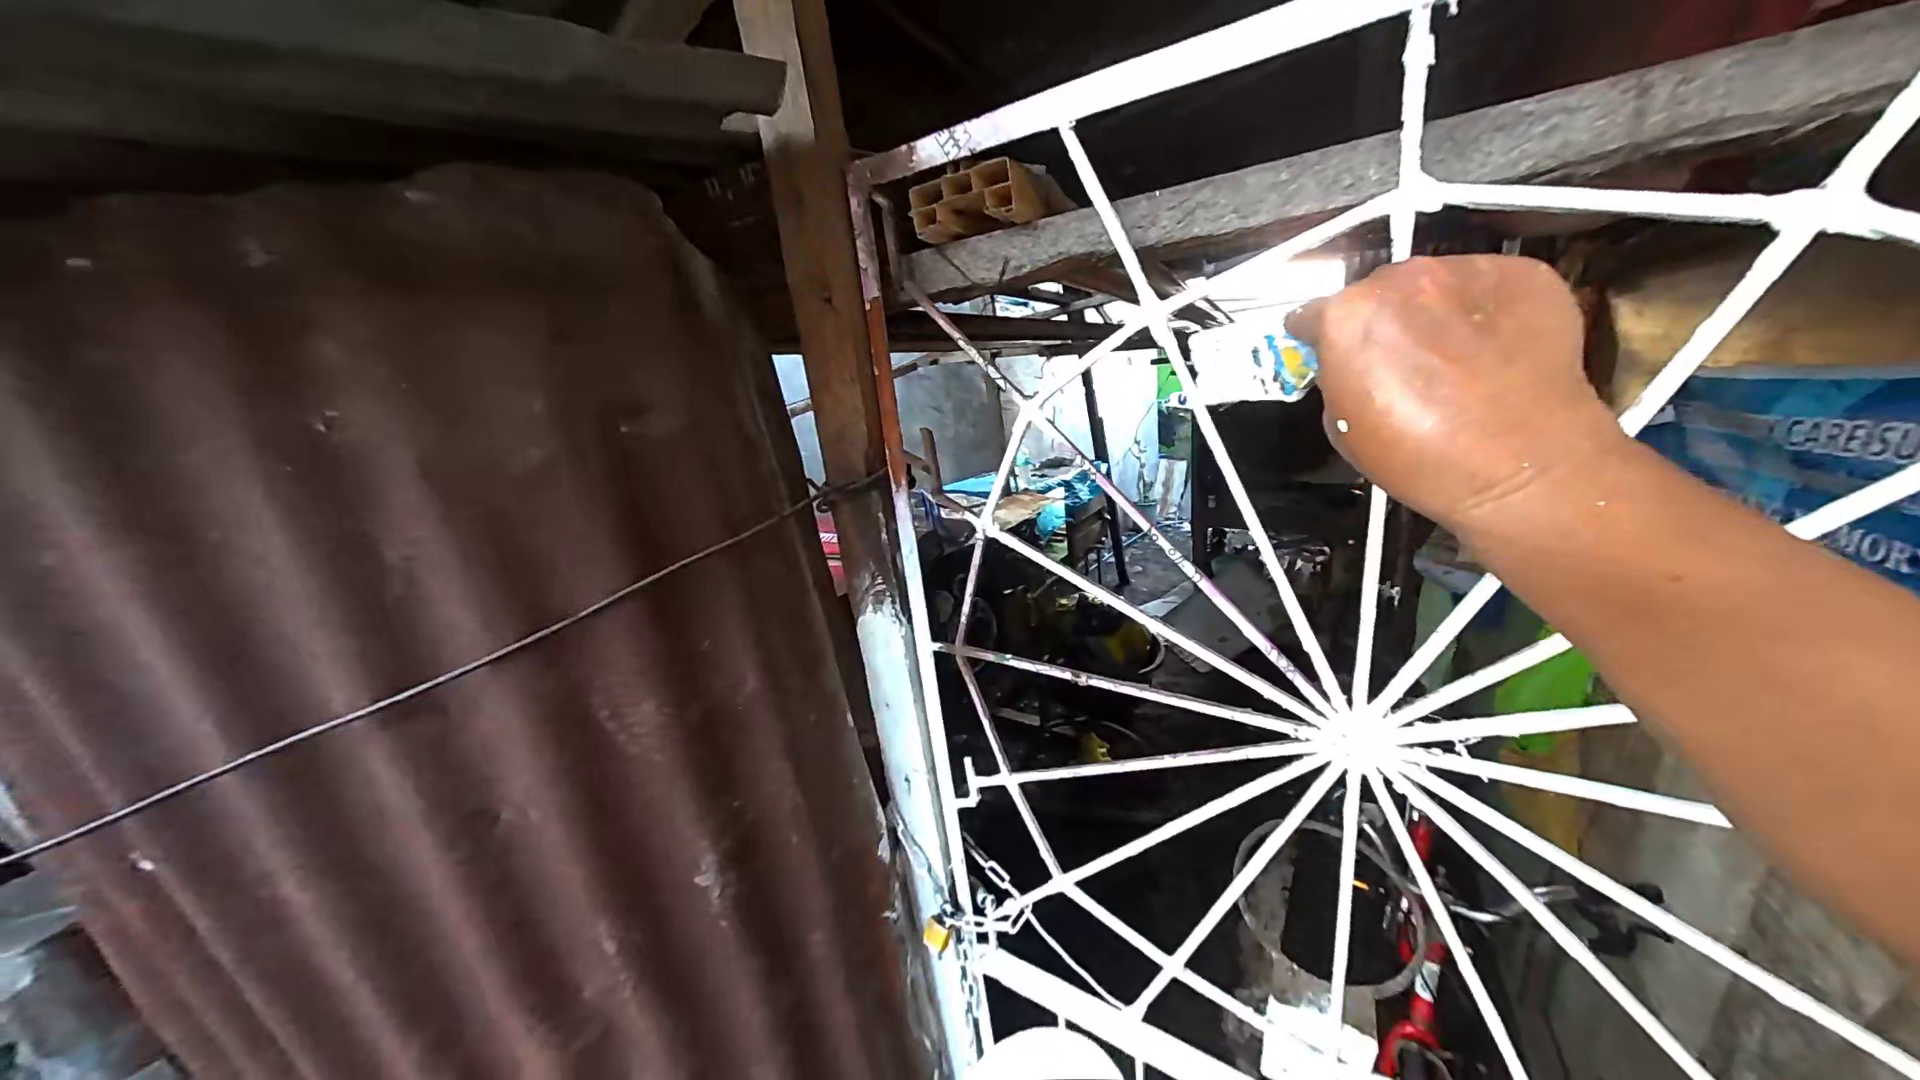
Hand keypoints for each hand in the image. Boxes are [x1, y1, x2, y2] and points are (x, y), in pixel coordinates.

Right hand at [1287, 255, 1629, 530]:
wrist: (1518, 464)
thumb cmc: (1419, 454)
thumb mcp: (1340, 424)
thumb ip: (1338, 377)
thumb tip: (1351, 366)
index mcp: (1346, 316)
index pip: (1313, 314)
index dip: (1318, 339)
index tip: (1327, 353)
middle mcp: (1402, 280)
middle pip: (1374, 292)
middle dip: (1377, 322)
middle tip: (1394, 363)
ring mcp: (1466, 272)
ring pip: (1430, 284)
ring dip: (1429, 312)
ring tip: (1446, 358)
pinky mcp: (1524, 275)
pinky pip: (1484, 287)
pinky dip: (1480, 312)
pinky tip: (1487, 352)